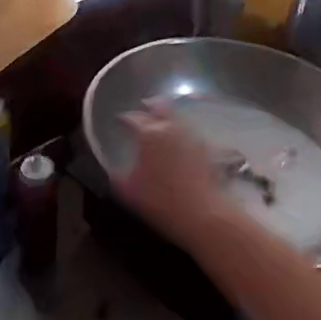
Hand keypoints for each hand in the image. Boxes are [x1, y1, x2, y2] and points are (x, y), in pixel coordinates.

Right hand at [112, 102, 236, 248]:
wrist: (202, 213)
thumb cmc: (160, 202)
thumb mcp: (129, 191)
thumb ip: (118, 176)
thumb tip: (114, 170)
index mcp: (148, 134)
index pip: (133, 118)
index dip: (124, 119)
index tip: (119, 120)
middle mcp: (171, 127)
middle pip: (160, 106)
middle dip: (150, 106)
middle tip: (144, 108)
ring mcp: (191, 135)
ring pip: (178, 117)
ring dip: (168, 117)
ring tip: (162, 125)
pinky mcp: (206, 146)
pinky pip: (191, 132)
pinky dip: (183, 132)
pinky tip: (180, 143)